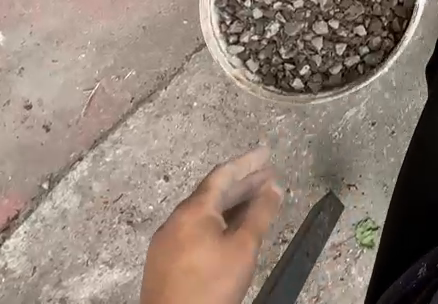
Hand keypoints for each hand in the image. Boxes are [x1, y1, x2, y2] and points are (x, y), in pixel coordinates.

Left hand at [141, 148, 284, 303]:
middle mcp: (175, 221)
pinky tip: (232, 230)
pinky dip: (217, 222)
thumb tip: (274, 187)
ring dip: (231, 204)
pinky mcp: (163, 262)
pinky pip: (194, 230)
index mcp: (192, 211)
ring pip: (203, 213)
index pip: (222, 175)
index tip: (267, 153)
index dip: (247, 162)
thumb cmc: (212, 286)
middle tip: (269, 177)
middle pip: (212, 193)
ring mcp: (166, 243)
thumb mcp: (244, 247)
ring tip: (256, 201)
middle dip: (242, 184)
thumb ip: (260, 213)